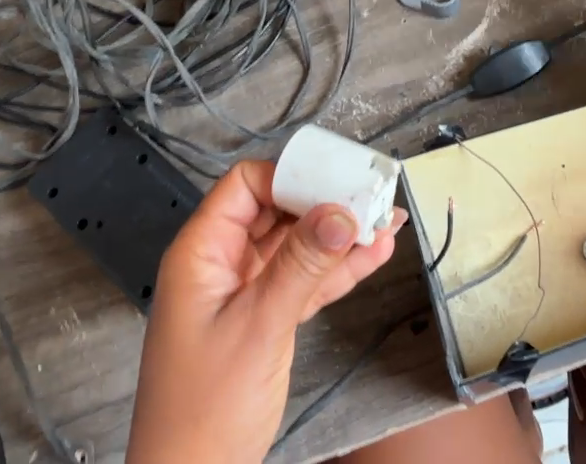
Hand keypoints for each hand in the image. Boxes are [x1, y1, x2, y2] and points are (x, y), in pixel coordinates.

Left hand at [128, 160, 403, 463]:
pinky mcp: (266, 317)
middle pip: (276, 211)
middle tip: (370, 196)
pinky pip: (305, 280)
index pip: (246, 187)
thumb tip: (339, 212)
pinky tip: (372, 255)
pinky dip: (337, 269)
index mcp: (201, 252)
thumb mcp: (258, 327)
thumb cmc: (203, 408)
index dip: (289, 177)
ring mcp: (245, 291)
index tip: (335, 180)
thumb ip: (301, 266)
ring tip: (384, 219)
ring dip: (338, 235)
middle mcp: (222, 262)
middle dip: (323, 201)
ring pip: (296, 246)